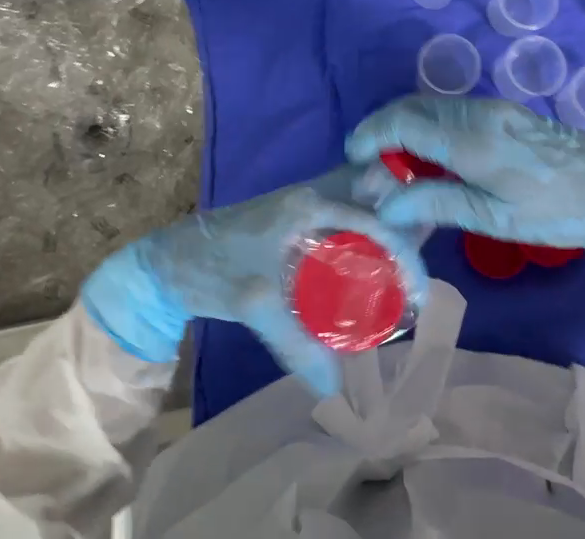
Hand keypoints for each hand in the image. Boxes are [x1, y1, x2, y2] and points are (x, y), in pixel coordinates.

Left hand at [79, 164, 429, 396]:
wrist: (166, 261)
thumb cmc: (212, 271)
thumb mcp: (255, 305)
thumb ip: (295, 345)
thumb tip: (336, 389)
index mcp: (309, 203)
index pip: (375, 221)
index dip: (405, 256)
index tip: (419, 295)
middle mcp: (313, 193)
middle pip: (378, 203)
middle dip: (406, 237)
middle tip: (415, 284)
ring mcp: (304, 202)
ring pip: (363, 210)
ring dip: (386, 237)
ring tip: (400, 283)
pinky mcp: (296, 216)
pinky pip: (345, 221)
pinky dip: (364, 241)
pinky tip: (369, 274)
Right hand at [346, 96, 584, 271]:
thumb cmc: (557, 212)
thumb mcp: (495, 219)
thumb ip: (437, 203)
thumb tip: (384, 204)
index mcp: (474, 141)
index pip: (405, 123)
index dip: (371, 136)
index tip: (352, 159)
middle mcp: (479, 113)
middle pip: (412, 108)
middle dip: (381, 130)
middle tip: (367, 166)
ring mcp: (493, 108)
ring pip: (430, 107)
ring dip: (402, 127)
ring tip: (390, 165)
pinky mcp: (503, 111)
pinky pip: (450, 110)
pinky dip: (426, 126)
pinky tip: (426, 156)